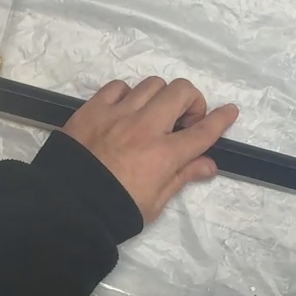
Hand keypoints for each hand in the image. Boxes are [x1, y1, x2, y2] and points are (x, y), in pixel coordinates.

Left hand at [60, 77, 239, 222]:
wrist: (65, 208)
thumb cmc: (113, 211)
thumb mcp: (154, 203)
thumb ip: (182, 177)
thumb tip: (208, 164)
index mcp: (164, 156)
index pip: (203, 131)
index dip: (221, 119)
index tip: (230, 111)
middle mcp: (145, 128)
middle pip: (180, 92)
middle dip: (191, 101)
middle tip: (185, 118)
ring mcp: (117, 114)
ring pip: (152, 84)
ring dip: (160, 96)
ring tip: (153, 114)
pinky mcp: (92, 109)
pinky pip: (118, 87)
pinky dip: (127, 94)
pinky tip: (124, 110)